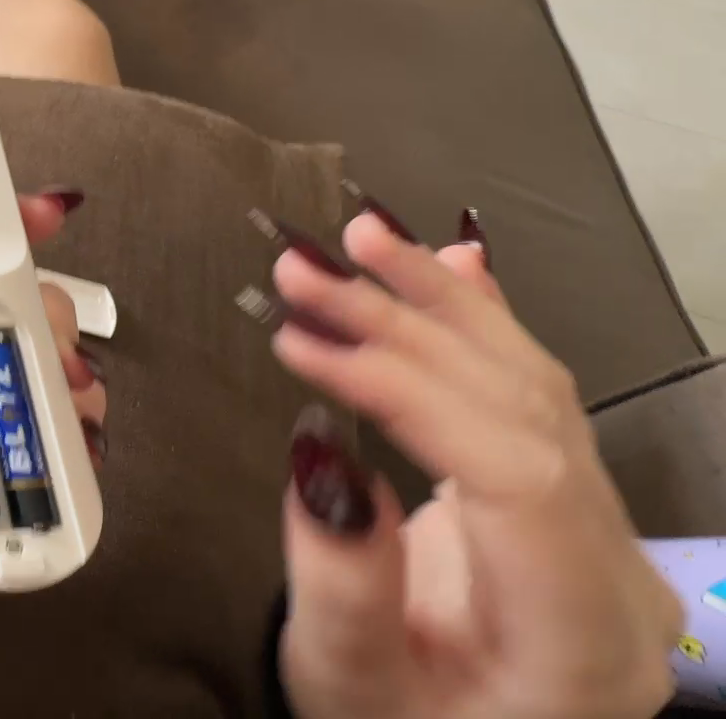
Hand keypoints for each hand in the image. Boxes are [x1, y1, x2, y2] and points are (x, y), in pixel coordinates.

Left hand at [0, 190, 107, 565]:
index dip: (7, 229)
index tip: (44, 213)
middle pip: (30, 303)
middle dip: (52, 310)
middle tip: (52, 344)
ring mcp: (2, 396)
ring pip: (62, 357)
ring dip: (76, 365)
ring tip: (70, 391)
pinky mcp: (27, 448)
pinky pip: (74, 422)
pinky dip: (86, 423)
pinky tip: (80, 440)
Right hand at [269, 206, 680, 718]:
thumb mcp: (346, 684)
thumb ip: (343, 585)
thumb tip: (321, 460)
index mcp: (575, 630)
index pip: (511, 472)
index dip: (403, 390)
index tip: (297, 343)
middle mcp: (612, 564)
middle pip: (523, 410)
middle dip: (403, 323)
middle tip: (302, 267)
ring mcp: (594, 524)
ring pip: (534, 383)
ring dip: (438, 299)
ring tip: (361, 236)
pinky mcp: (553, 496)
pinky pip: (531, 393)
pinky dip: (482, 318)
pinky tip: (456, 263)